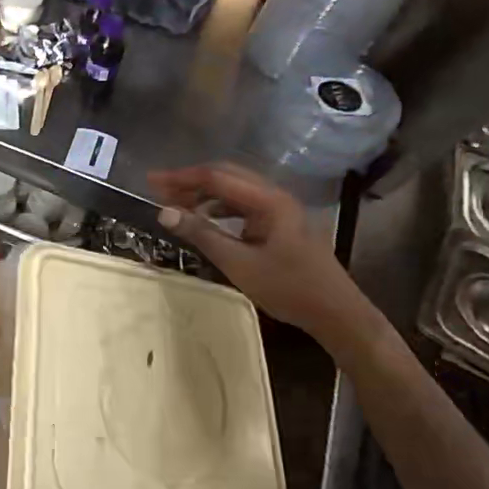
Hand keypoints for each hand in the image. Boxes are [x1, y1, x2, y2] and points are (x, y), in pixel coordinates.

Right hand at [150, 164, 378, 350]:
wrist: (336, 313)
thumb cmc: (289, 288)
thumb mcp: (239, 264)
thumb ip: (202, 234)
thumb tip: (165, 213)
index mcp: (268, 200)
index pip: (216, 177)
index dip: (181, 178)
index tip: (152, 182)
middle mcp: (274, 196)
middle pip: (226, 176)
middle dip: (190, 181)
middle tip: (158, 191)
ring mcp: (279, 209)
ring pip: (234, 189)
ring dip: (204, 193)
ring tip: (176, 204)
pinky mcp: (279, 223)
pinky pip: (243, 204)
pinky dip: (219, 206)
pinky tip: (205, 218)